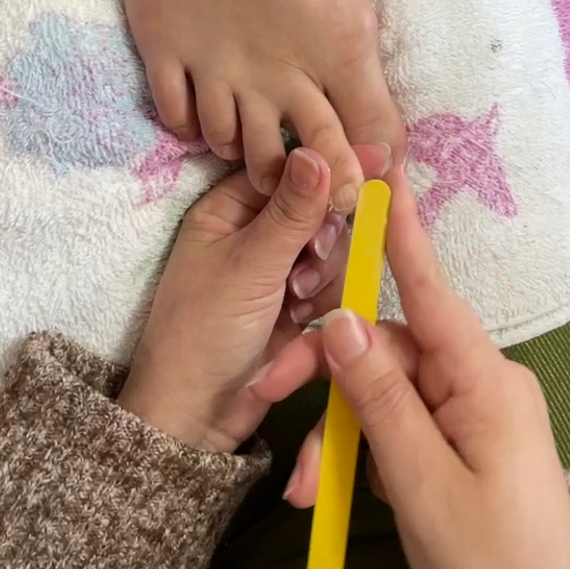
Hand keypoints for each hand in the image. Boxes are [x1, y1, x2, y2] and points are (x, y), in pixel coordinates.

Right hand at [118, 0, 406, 213]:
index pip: (371, 139)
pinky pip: (179, 118)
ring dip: (249, 153)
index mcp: (341, 44)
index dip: (374, 175)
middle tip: (311, 192)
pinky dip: (192, 124)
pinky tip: (200, 109)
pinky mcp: (162, 44)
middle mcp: (281, 69)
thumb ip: (343, 33)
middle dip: (316, 188)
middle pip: (307, 162)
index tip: (369, 185)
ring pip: (236, 147)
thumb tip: (347, 77)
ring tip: (252, 144)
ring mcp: (216, 61)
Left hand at [118, 144, 388, 451]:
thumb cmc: (206, 330)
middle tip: (311, 259)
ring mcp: (276, 269)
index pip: (288, 169)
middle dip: (322, 235)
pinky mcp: (294, 303)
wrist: (195, 418)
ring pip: (330, 248)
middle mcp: (254, 231)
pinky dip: (324, 299)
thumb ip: (292, 210)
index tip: (374, 161)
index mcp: (229, 208)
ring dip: (323, 272)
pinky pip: (330, 283)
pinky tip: (302, 321)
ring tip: (297, 300)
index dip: (328, 168)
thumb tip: (318, 150)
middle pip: (318, 208)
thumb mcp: (250, 265)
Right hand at [252, 179, 569, 568]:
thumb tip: (340, 322)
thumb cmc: (494, 563)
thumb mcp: (423, 482)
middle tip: (266, 401)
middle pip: (383, 351)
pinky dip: (358, 451)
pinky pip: (394, 424)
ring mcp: (462, 409)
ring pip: (379, 392)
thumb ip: (378, 397)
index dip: (401, 234)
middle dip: (326, 380)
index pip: (430, 289)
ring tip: (308, 493)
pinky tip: (332, 492)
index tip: (383, 180)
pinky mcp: (452, 437)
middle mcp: (472, 378)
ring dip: (336, 434)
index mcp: (481, 376)